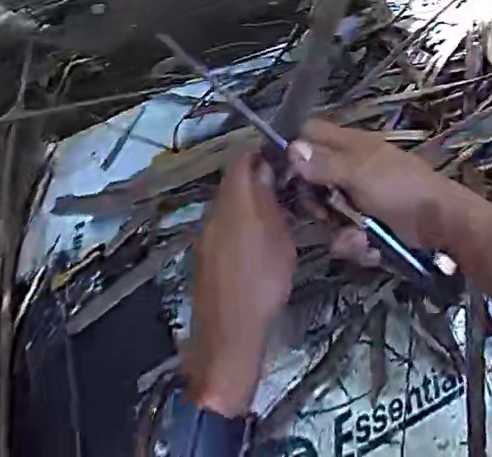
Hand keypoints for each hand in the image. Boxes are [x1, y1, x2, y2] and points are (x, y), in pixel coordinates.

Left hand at [185, 152, 295, 416]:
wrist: (229, 339)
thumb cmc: (263, 285)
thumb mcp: (279, 239)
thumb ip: (270, 201)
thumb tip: (266, 169)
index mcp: (233, 206)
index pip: (240, 162)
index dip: (260, 152)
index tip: (281, 152)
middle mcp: (213, 216)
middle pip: (233, 183)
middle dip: (257, 176)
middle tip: (286, 181)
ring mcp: (206, 238)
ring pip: (229, 204)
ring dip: (250, 199)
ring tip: (278, 206)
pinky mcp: (205, 257)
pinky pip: (225, 224)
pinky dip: (242, 219)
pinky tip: (260, 234)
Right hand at [288, 121, 461, 249]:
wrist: (440, 224)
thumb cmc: (401, 189)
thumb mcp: (360, 174)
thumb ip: (325, 163)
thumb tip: (290, 147)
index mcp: (349, 144)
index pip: (309, 134)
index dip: (294, 151)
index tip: (285, 177)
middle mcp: (350, 167)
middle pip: (312, 182)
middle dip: (317, 204)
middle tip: (327, 214)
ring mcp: (359, 197)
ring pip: (328, 215)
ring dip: (341, 231)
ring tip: (358, 236)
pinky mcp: (368, 224)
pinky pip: (347, 235)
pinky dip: (358, 244)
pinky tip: (371, 246)